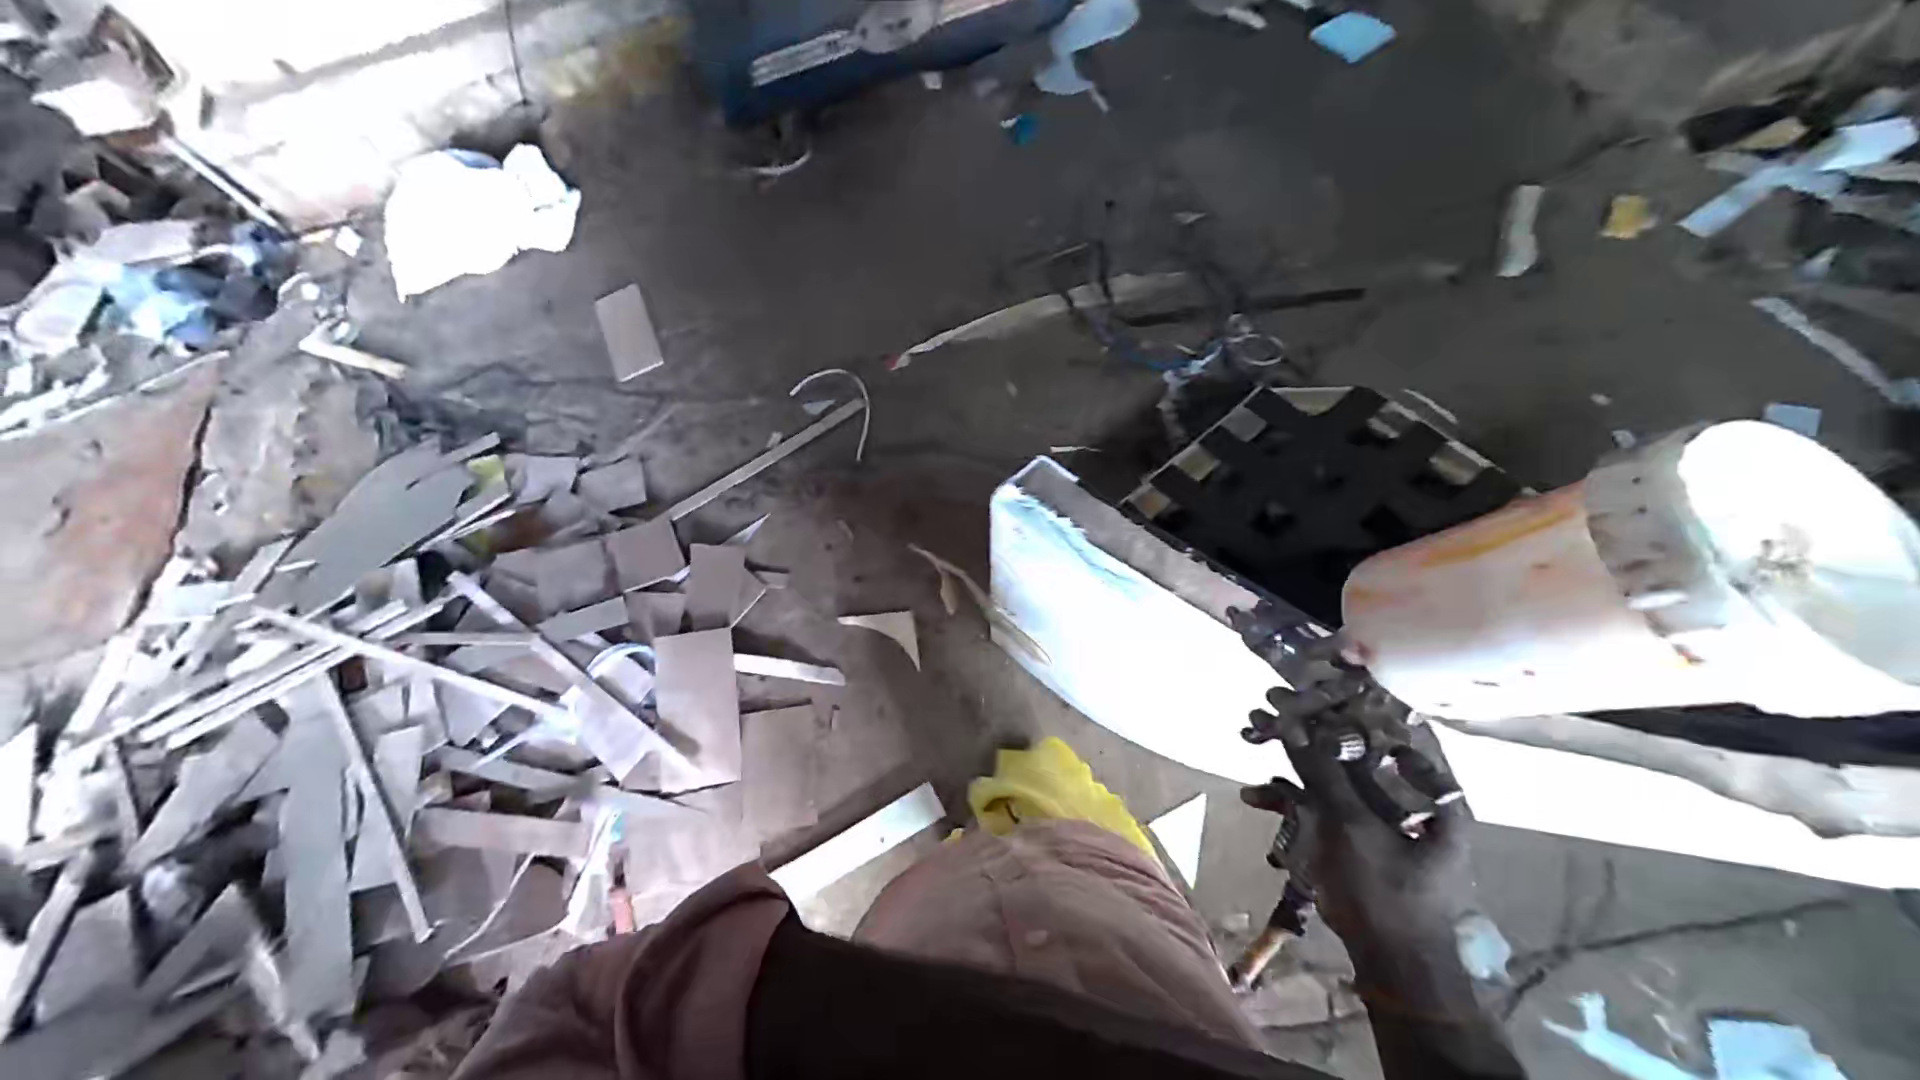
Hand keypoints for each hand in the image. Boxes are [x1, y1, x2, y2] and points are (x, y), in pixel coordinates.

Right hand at [1244, 687, 1474, 956]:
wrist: (1388, 960)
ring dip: (1291, 757)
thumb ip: (1321, 771)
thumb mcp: (1352, 827)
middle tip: (1274, 701)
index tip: (1324, 675)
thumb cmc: (1388, 892)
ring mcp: (1373, 813)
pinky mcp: (1347, 831)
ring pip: (1329, 771)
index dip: (1363, 700)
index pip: (1401, 727)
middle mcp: (1405, 795)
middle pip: (1355, 746)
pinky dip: (1287, 797)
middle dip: (1310, 726)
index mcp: (1432, 792)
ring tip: (1253, 731)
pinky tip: (1255, 796)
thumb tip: (1292, 720)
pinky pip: (1315, 802)